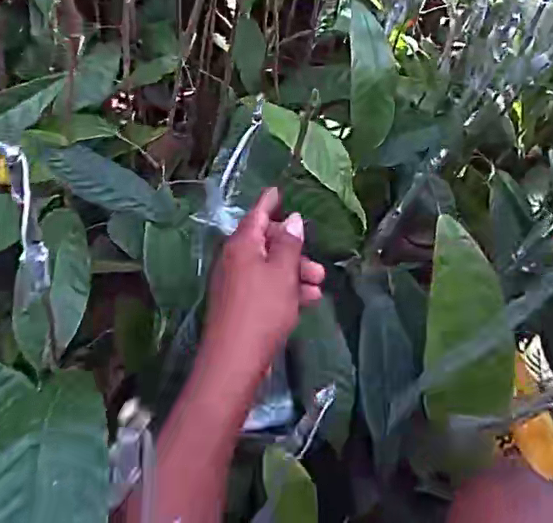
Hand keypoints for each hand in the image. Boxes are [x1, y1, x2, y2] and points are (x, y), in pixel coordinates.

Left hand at [198, 188, 326, 396]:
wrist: (234, 364)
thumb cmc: (261, 310)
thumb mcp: (283, 273)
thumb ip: (290, 244)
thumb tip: (293, 219)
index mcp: (242, 244)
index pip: (258, 213)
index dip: (272, 201)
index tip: (281, 190)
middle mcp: (234, 258)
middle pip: (267, 241)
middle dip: (294, 247)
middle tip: (316, 260)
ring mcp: (235, 282)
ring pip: (269, 266)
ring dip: (294, 272)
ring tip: (319, 284)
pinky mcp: (239, 305)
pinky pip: (265, 286)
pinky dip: (285, 289)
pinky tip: (307, 300)